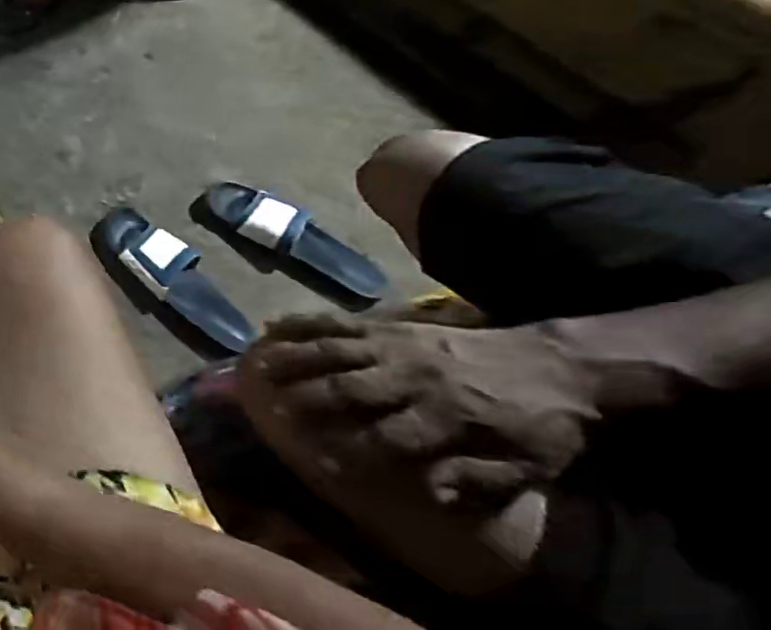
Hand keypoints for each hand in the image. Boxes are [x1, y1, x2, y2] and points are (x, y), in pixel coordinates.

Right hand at [246, 314, 598, 504]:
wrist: (556, 363)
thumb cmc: (541, 423)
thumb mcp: (531, 465)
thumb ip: (479, 479)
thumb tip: (428, 493)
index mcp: (448, 415)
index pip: (389, 436)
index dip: (353, 453)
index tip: (319, 466)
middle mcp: (412, 376)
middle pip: (349, 387)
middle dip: (307, 400)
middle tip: (271, 412)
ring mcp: (395, 344)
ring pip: (333, 348)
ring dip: (293, 356)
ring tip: (257, 365)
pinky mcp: (388, 324)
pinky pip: (337, 320)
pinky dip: (302, 322)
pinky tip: (272, 326)